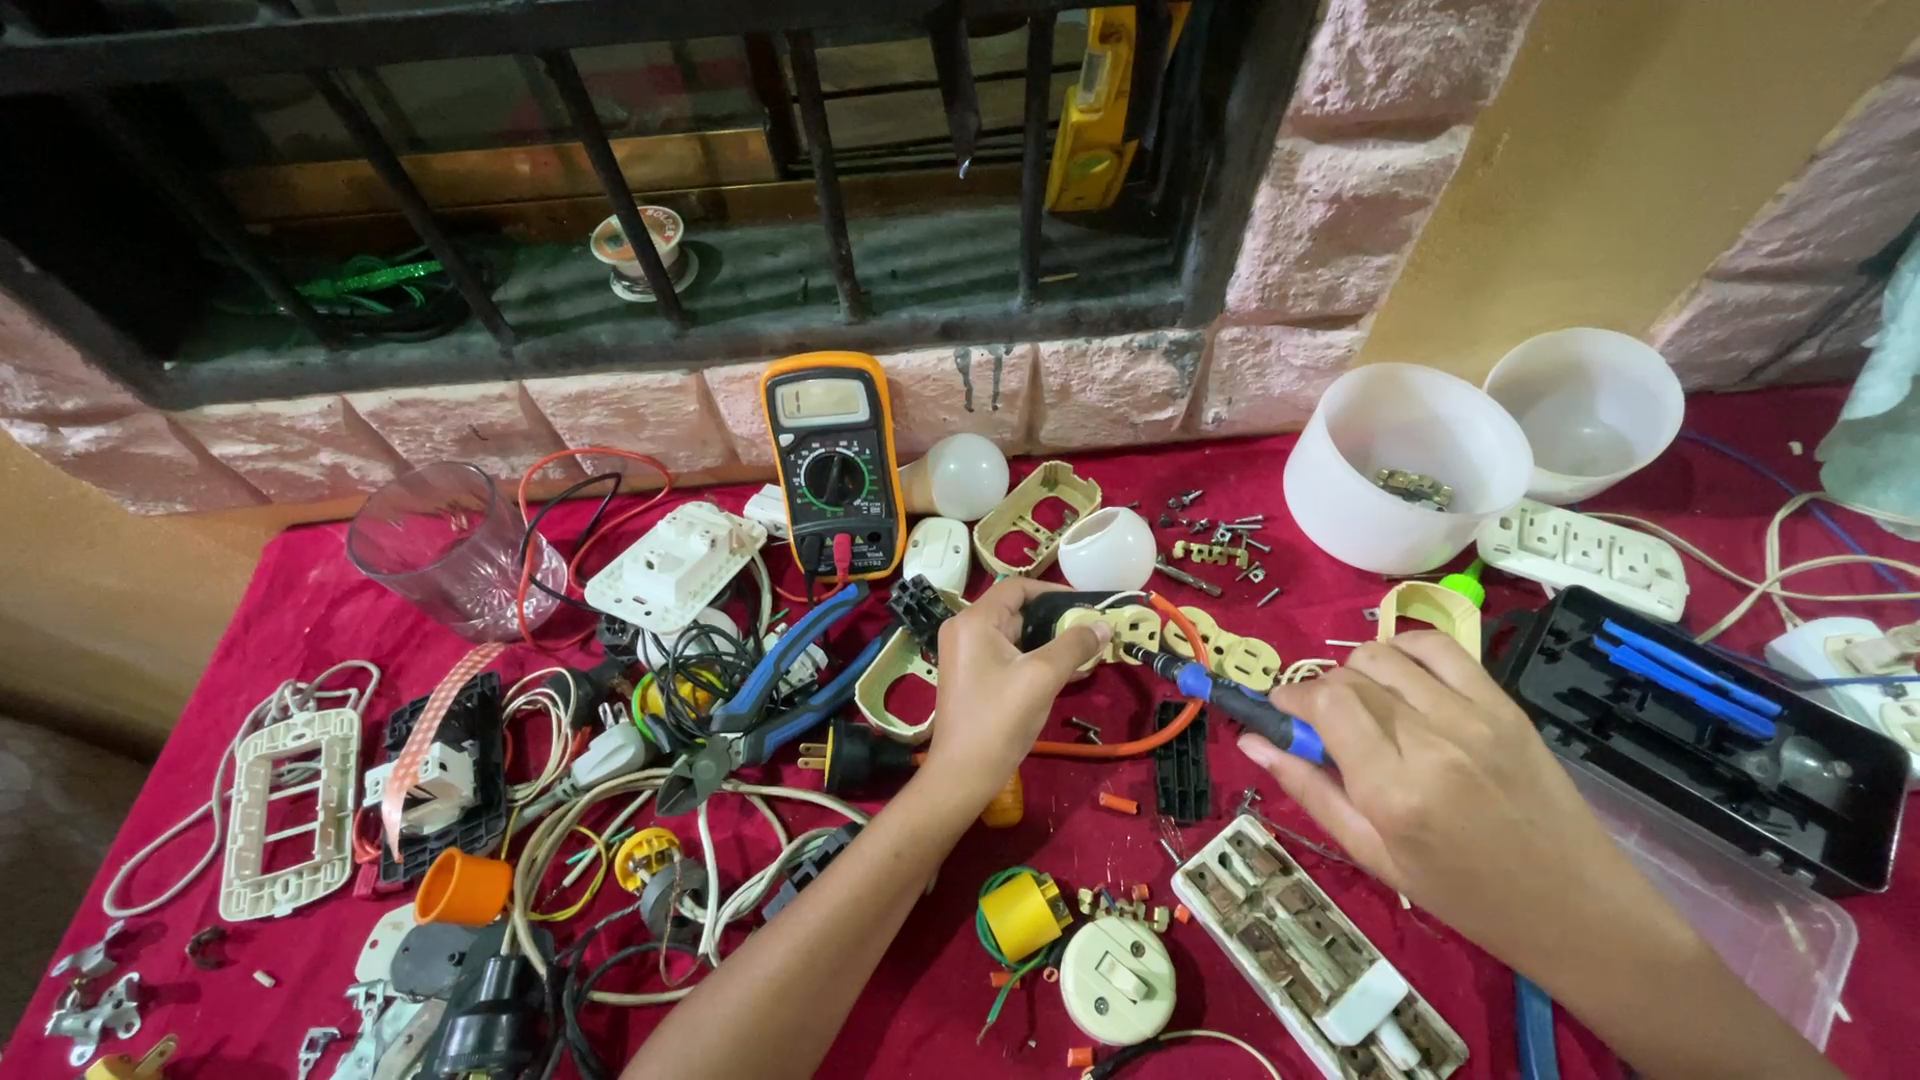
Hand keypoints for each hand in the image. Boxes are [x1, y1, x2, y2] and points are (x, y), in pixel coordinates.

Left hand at [925, 578, 1111, 808]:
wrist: (963, 773)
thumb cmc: (999, 719)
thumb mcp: (1042, 677)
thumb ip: (1074, 645)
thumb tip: (1104, 626)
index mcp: (974, 621)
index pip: (1017, 588)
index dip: (1054, 592)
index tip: (1086, 604)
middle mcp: (965, 630)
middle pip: (1017, 611)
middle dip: (1056, 619)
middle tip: (1092, 629)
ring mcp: (967, 655)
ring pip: (1016, 635)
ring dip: (1050, 641)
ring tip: (1087, 650)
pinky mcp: (974, 676)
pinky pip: (1009, 655)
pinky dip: (1036, 658)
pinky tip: (1068, 670)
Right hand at [1239, 631, 1698, 975]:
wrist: (1579, 909)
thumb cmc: (1465, 896)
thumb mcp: (1373, 856)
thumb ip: (1310, 790)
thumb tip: (1252, 742)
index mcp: (1394, 790)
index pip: (1325, 703)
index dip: (1291, 697)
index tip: (1281, 711)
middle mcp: (1432, 741)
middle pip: (1350, 677)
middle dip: (1318, 689)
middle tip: (1318, 721)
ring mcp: (1475, 717)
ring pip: (1385, 656)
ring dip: (1355, 670)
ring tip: (1360, 702)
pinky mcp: (1505, 706)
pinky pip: (1439, 648)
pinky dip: (1403, 648)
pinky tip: (1397, 675)